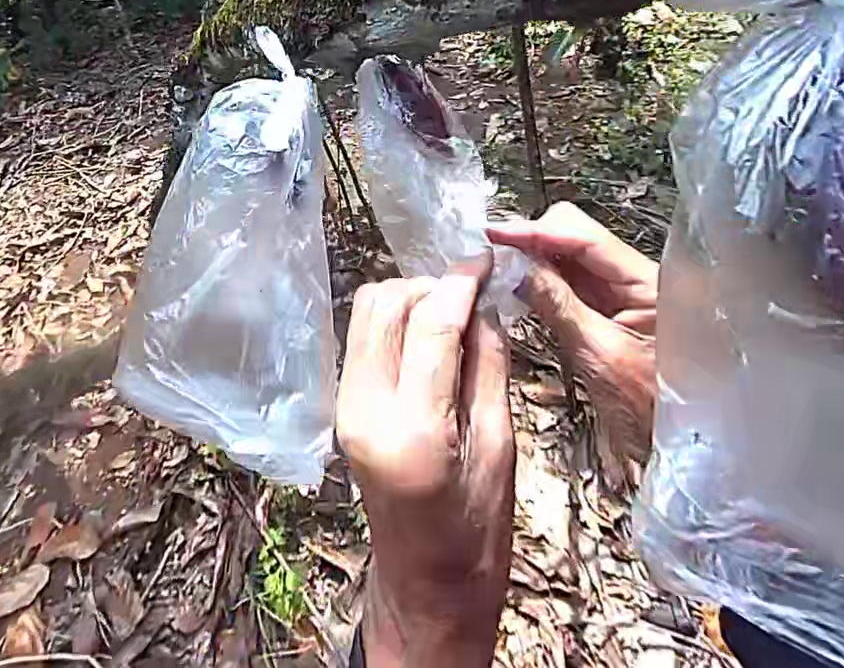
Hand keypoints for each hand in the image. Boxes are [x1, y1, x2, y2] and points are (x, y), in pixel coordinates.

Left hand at [338, 255, 512, 667]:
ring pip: (367, 310)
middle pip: (387, 304)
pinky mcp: (343, 402)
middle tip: (470, 292)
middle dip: (431, 285)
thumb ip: (489, 364)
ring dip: (411, 297)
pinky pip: (364, 334)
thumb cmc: (477, 529)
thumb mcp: (500, 444)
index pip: (432, 326)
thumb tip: (484, 303)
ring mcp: (345, 404)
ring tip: (451, 313)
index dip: (461, 282)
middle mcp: (364, 408)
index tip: (484, 260)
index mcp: (414, 429)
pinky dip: (396, 319)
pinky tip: (427, 334)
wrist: (425, 582)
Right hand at [488, 202, 657, 467]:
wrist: (681, 447)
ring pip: (570, 254)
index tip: (496, 233)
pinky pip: (570, 279)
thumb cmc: (650, 409)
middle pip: (577, 234)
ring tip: (499, 263)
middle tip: (495, 251)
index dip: (537, 231)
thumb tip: (517, 265)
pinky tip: (519, 281)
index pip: (586, 238)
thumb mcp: (599, 355)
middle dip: (534, 238)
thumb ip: (558, 304)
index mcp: (649, 281)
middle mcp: (637, 276)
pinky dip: (543, 277)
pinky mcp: (609, 307)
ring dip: (534, 255)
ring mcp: (623, 290)